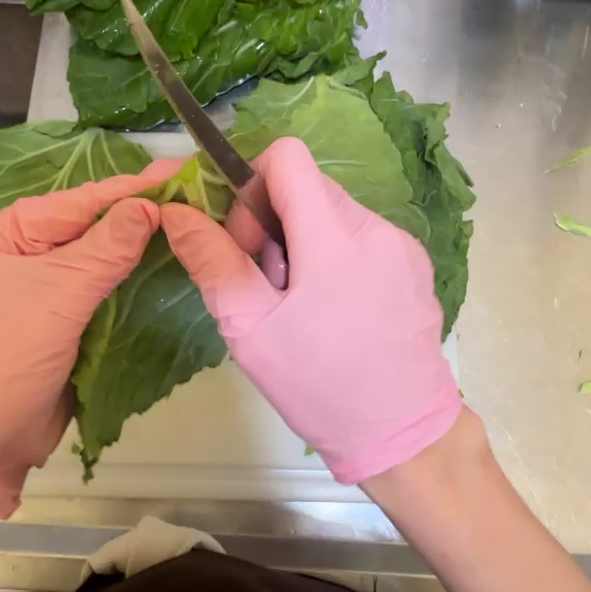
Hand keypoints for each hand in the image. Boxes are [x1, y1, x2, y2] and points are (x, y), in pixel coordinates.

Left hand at [0, 161, 179, 524]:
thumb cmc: (8, 360)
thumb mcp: (59, 296)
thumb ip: (107, 248)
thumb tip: (150, 203)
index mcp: (5, 233)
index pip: (80, 200)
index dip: (133, 187)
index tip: (184, 170)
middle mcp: (21, 251)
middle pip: (90, 223)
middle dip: (140, 211)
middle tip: (197, 195)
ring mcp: (40, 285)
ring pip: (99, 254)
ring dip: (140, 242)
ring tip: (191, 220)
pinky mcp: (60, 317)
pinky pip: (101, 285)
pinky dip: (131, 274)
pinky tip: (166, 261)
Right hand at [161, 137, 460, 484]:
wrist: (404, 435)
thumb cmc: (319, 385)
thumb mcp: (250, 329)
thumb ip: (212, 262)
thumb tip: (175, 211)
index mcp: (334, 236)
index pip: (287, 156)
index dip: (251, 183)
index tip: (244, 240)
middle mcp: (374, 227)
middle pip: (307, 185)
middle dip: (272, 220)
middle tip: (264, 283)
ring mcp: (401, 245)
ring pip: (332, 210)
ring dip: (303, 238)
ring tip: (298, 303)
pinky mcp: (415, 265)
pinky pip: (360, 236)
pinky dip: (334, 255)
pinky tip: (333, 310)